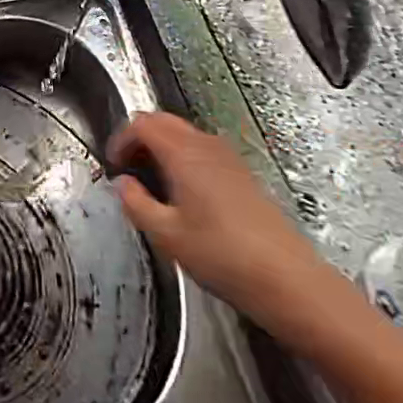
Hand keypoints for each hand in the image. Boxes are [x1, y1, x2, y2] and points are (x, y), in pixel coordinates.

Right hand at [110, 111, 317, 316]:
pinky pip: (203, 149)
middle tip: (127, 165)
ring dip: (162, 146)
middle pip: (164, 121)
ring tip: (152, 180)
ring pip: (185, 133)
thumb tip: (123, 185)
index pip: (142, 124)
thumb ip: (135, 203)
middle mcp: (206, 146)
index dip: (121, 139)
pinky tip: (184, 192)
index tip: (113, 162)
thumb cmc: (224, 256)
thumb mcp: (166, 235)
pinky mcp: (243, 175)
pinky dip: (184, 157)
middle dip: (139, 137)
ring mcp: (229, 158)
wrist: (289, 281)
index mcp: (183, 153)